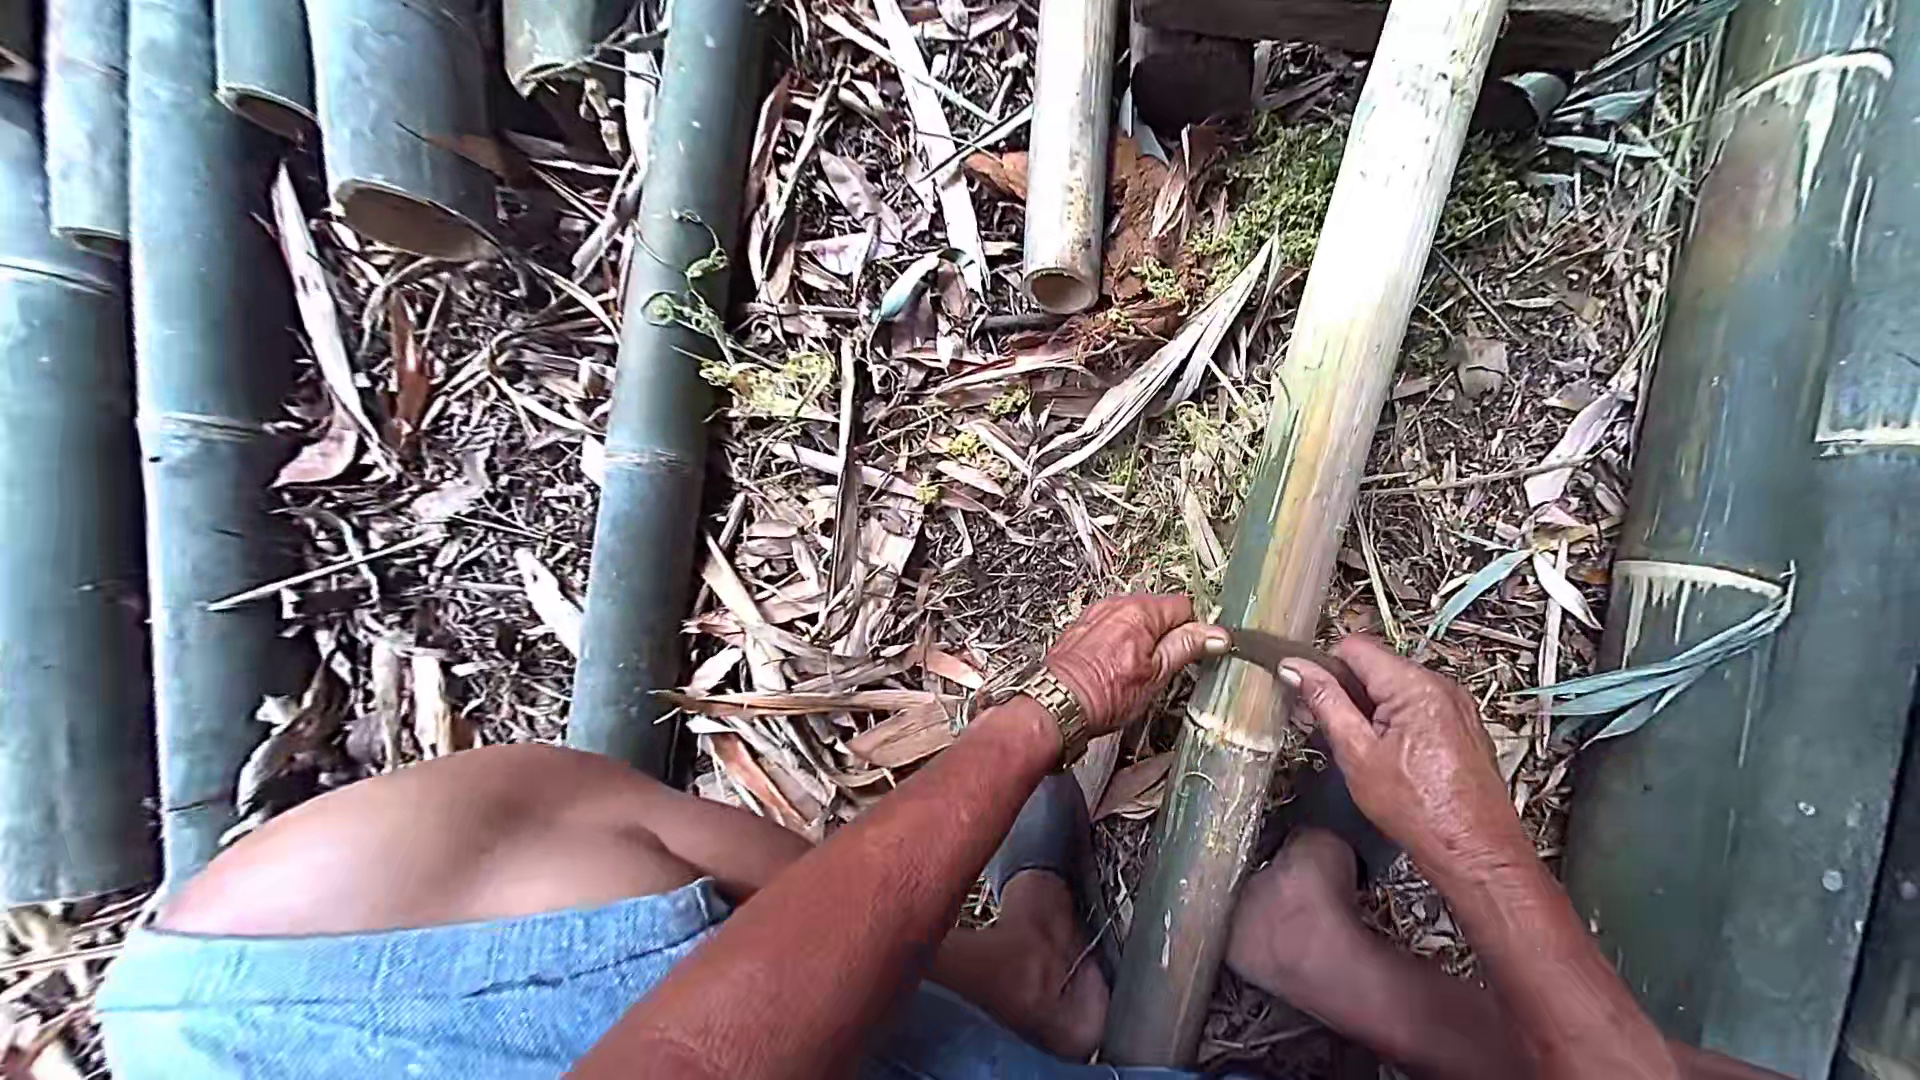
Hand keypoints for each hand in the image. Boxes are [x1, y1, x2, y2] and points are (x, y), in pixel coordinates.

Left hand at [1044, 594, 1228, 736]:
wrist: (1060, 702)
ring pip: (1134, 619)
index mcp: (1140, 611)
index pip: (1184, 606)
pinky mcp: (1083, 626)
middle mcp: (1116, 604)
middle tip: (1160, 668)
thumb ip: (1187, 647)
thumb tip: (1215, 634)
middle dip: (1165, 635)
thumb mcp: (1157, 674)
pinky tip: (1114, 665)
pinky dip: (1118, 641)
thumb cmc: (1103, 693)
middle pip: (1158, 611)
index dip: (1193, 631)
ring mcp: (1097, 613)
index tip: (1192, 651)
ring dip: (1141, 639)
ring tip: (1133, 670)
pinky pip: (1112, 626)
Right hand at [1283, 638, 1528, 874]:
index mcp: (1415, 686)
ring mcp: (1455, 705)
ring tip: (1357, 746)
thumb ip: (1323, 700)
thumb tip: (1294, 666)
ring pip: (1390, 685)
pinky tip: (1383, 752)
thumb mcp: (1355, 751)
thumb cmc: (1418, 810)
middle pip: (1372, 664)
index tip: (1311, 697)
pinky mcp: (1460, 724)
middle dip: (1344, 690)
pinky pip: (1412, 703)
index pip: (1352, 647)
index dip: (1324, 668)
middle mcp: (1441, 686)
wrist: (1477, 857)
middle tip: (1329, 728)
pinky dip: (1389, 718)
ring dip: (1365, 706)